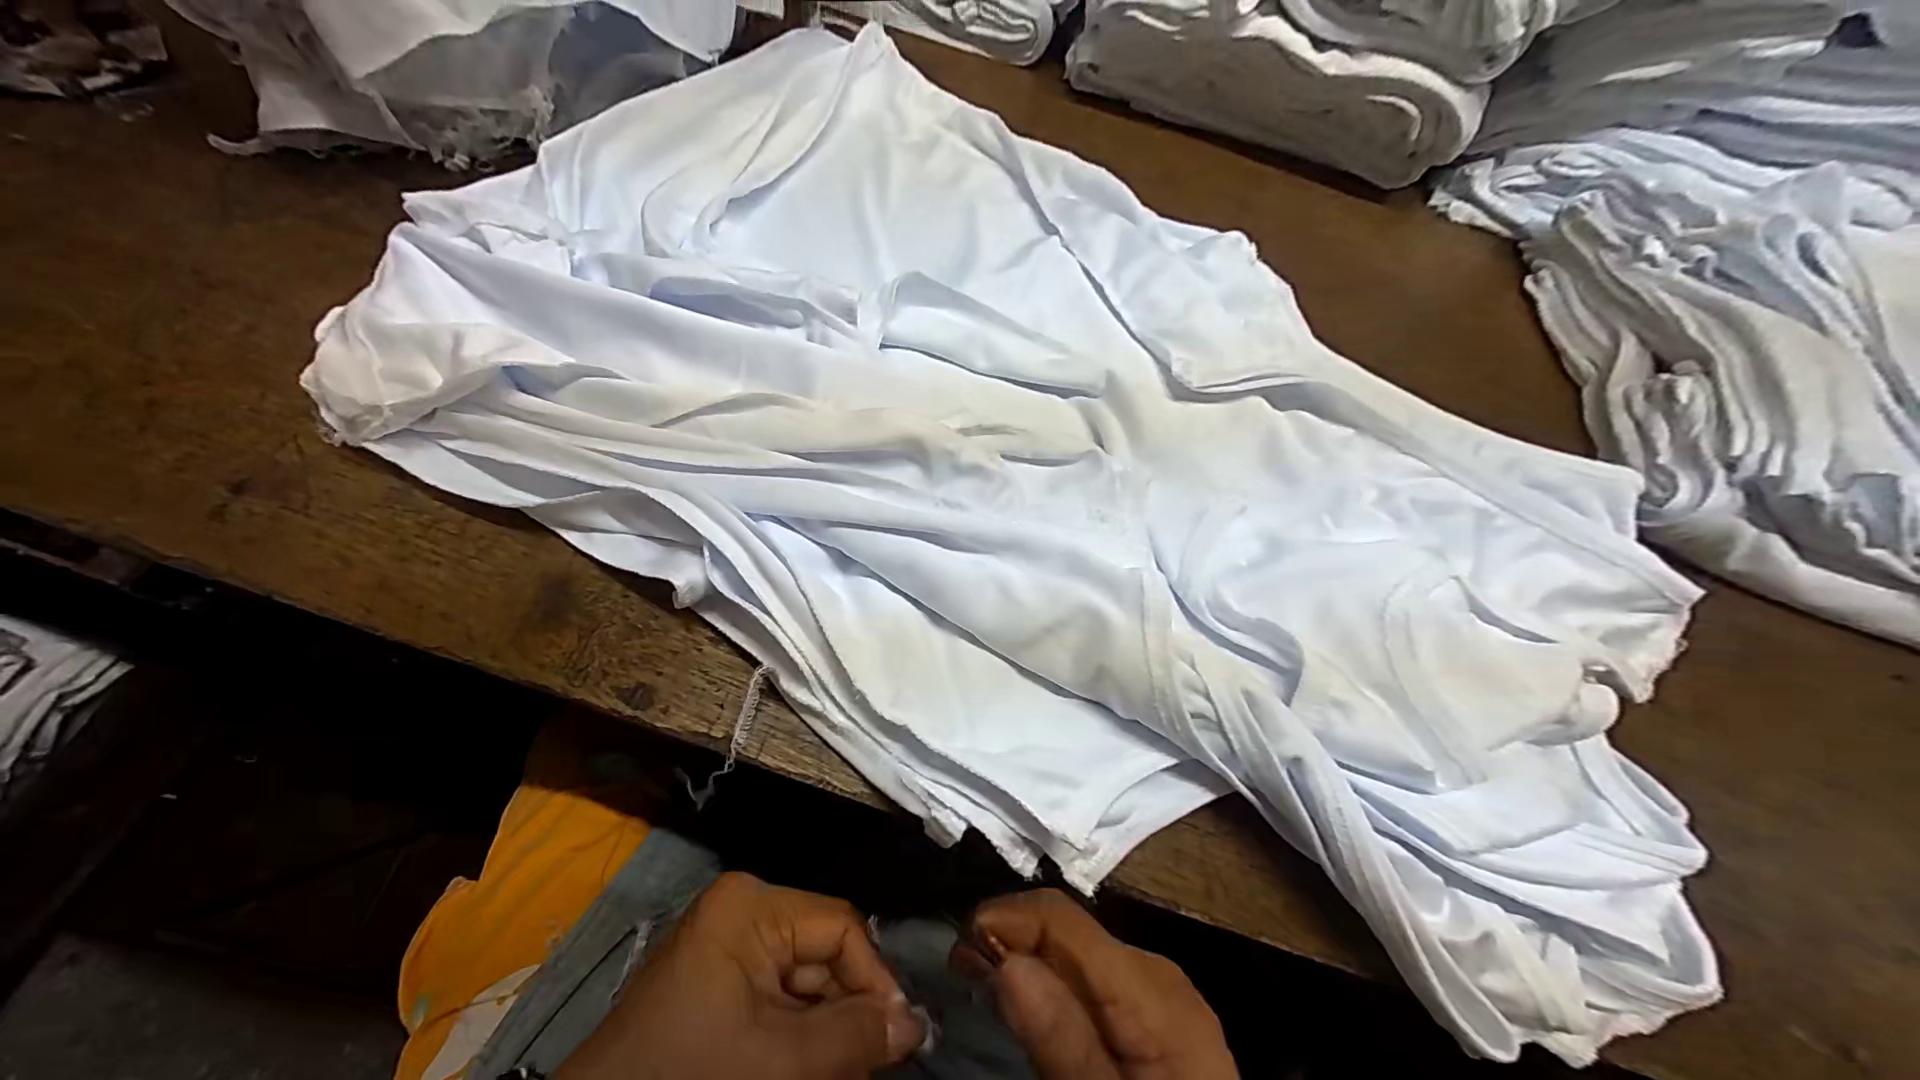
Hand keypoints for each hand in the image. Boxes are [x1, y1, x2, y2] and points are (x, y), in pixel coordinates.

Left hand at [556, 872, 924, 1079]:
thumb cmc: (688, 1078)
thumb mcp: (778, 1061)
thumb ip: (854, 1039)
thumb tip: (917, 1024)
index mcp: (752, 906)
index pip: (840, 927)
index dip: (874, 981)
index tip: (899, 1037)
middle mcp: (742, 910)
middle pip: (822, 954)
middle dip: (847, 1012)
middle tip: (868, 1067)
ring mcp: (726, 943)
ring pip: (803, 981)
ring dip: (825, 1030)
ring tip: (834, 1070)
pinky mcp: (716, 978)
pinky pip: (776, 997)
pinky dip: (796, 1035)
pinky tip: (805, 1066)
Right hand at [955, 889, 1236, 1079]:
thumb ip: (1064, 1041)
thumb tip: (1005, 960)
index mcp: (1148, 985)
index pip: (1058, 915)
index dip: (1000, 922)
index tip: (957, 961)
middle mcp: (1153, 970)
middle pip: (1064, 929)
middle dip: (1009, 943)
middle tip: (965, 983)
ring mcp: (1159, 990)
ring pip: (1075, 951)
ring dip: (1027, 962)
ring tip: (990, 995)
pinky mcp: (1156, 1013)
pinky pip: (1093, 978)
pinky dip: (1054, 985)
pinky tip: (1036, 1012)